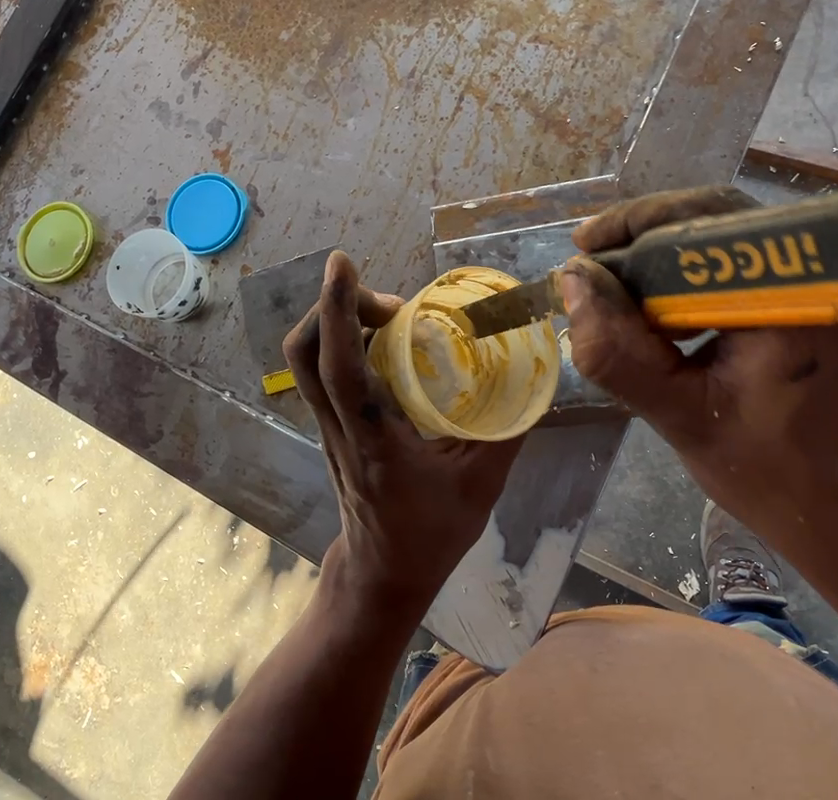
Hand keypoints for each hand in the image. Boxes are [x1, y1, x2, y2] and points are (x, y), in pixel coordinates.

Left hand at [284, 252, 526, 623]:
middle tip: (387, 301)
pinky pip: (321, 373)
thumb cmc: (431, 532)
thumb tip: (532, 375)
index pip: (339, 366)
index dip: (337, 310)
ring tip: (387, 316)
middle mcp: (338, 426)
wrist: (383, 573)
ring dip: (336, 324)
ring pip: (306, 362)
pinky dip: (342, 343)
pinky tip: (384, 346)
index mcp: (372, 439)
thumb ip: (506, 429)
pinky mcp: (328, 428)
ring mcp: (326, 427)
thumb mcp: (481, 485)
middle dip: (334, 308)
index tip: (341, 264)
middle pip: (304, 353)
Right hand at [558, 187, 837, 605]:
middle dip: (660, 242)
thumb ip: (614, 350)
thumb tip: (573, 281)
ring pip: (761, 240)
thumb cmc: (780, 483)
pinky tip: (705, 313)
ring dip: (695, 260)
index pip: (708, 221)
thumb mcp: (680, 419)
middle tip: (607, 273)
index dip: (638, 225)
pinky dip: (737, 278)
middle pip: (736, 222)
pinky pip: (794, 262)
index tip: (586, 249)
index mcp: (810, 301)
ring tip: (646, 297)